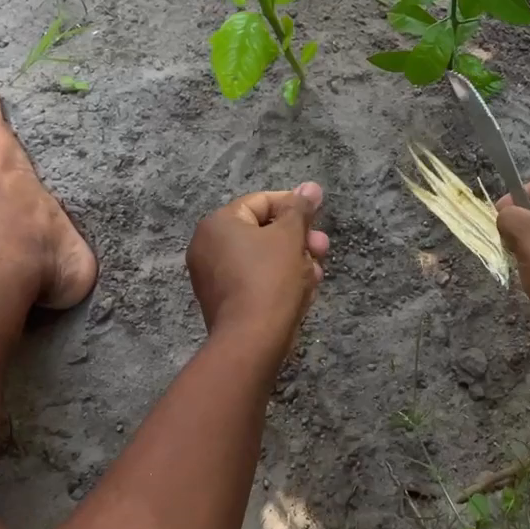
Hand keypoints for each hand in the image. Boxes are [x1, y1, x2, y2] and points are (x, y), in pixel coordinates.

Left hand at [187, 182, 329, 342]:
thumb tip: (310, 187)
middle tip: (321, 249)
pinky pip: (255, 279)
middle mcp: (208, 246)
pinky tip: (303, 291)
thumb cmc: (270, 278)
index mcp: (218, 224)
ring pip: (263, 257)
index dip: (295, 207)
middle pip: (264, 230)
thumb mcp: (290, 236)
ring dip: (294, 261)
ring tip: (316, 275)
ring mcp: (213, 276)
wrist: (251, 341)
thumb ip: (300, 209)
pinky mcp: (224, 301)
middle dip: (298, 239)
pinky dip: (279, 280)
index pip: (263, 201)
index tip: (319, 219)